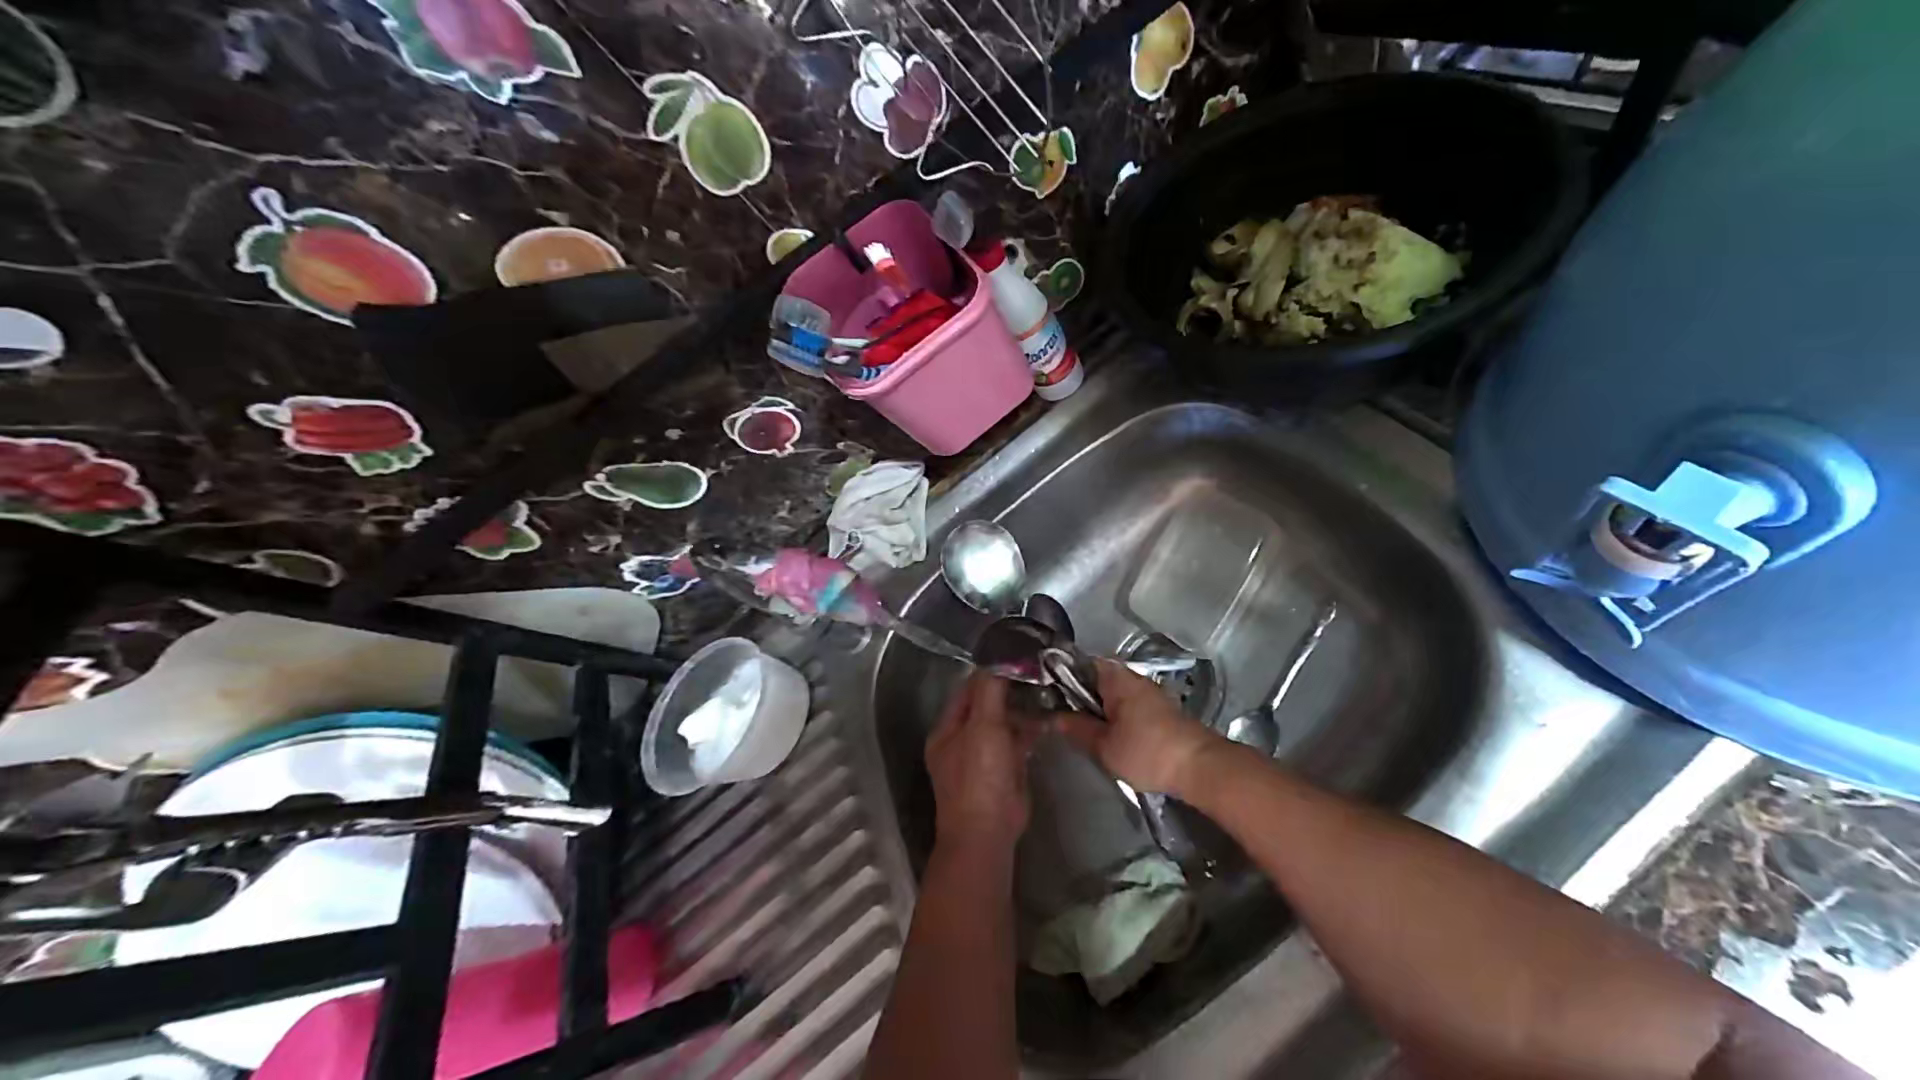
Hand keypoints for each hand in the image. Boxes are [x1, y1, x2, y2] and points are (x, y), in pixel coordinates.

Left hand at [926, 673, 1039, 852]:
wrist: (988, 831)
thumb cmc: (978, 776)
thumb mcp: (982, 726)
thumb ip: (990, 691)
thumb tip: (1000, 660)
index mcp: (947, 728)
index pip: (968, 690)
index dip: (990, 673)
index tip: (1017, 658)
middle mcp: (962, 739)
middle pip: (986, 706)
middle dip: (1009, 691)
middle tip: (1038, 672)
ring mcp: (984, 756)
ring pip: (1003, 724)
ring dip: (1022, 710)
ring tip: (1046, 691)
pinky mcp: (1005, 771)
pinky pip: (1017, 743)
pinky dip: (1030, 731)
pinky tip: (1048, 720)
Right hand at [1053, 660, 1225, 796]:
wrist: (1200, 768)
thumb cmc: (1147, 752)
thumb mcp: (1104, 745)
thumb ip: (1076, 728)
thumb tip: (1051, 717)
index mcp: (1116, 678)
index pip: (1080, 664)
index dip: (1060, 676)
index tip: (1046, 694)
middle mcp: (1133, 678)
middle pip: (1096, 679)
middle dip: (1079, 696)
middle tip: (1058, 716)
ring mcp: (1148, 693)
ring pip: (1112, 694)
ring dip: (1097, 708)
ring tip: (1079, 728)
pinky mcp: (1160, 711)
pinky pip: (1127, 706)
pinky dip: (1114, 716)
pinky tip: (1106, 735)